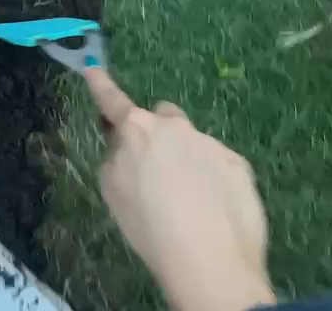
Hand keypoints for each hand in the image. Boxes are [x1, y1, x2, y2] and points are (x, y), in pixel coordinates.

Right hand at [85, 68, 275, 310]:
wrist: (210, 263)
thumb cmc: (148, 227)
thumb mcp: (112, 190)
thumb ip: (115, 156)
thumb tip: (124, 144)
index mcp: (136, 129)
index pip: (112, 100)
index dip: (100, 84)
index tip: (92, 69)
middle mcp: (173, 125)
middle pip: (161, 117)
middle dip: (158, 134)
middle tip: (158, 170)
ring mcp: (209, 142)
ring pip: (193, 142)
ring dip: (188, 158)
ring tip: (192, 200)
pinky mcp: (239, 164)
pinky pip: (220, 164)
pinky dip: (214, 179)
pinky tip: (215, 210)